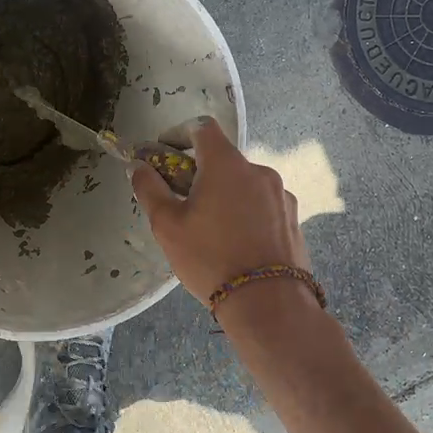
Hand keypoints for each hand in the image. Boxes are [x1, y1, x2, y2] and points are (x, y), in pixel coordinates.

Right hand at [130, 116, 311, 302]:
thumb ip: (149, 188)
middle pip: (222, 157)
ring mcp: (281, 196)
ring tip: (211, 227)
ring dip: (224, 192)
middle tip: (181, 200)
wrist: (270, 306)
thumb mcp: (167, 225)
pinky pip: (263, 204)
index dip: (179, 133)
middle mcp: (258, 171)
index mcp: (226, 164)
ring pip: (243, 182)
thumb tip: (138, 166)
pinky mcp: (294, 220)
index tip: (165, 154)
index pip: (202, 127)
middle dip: (199, 171)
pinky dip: (246, 211)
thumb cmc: (211, 258)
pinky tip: (237, 242)